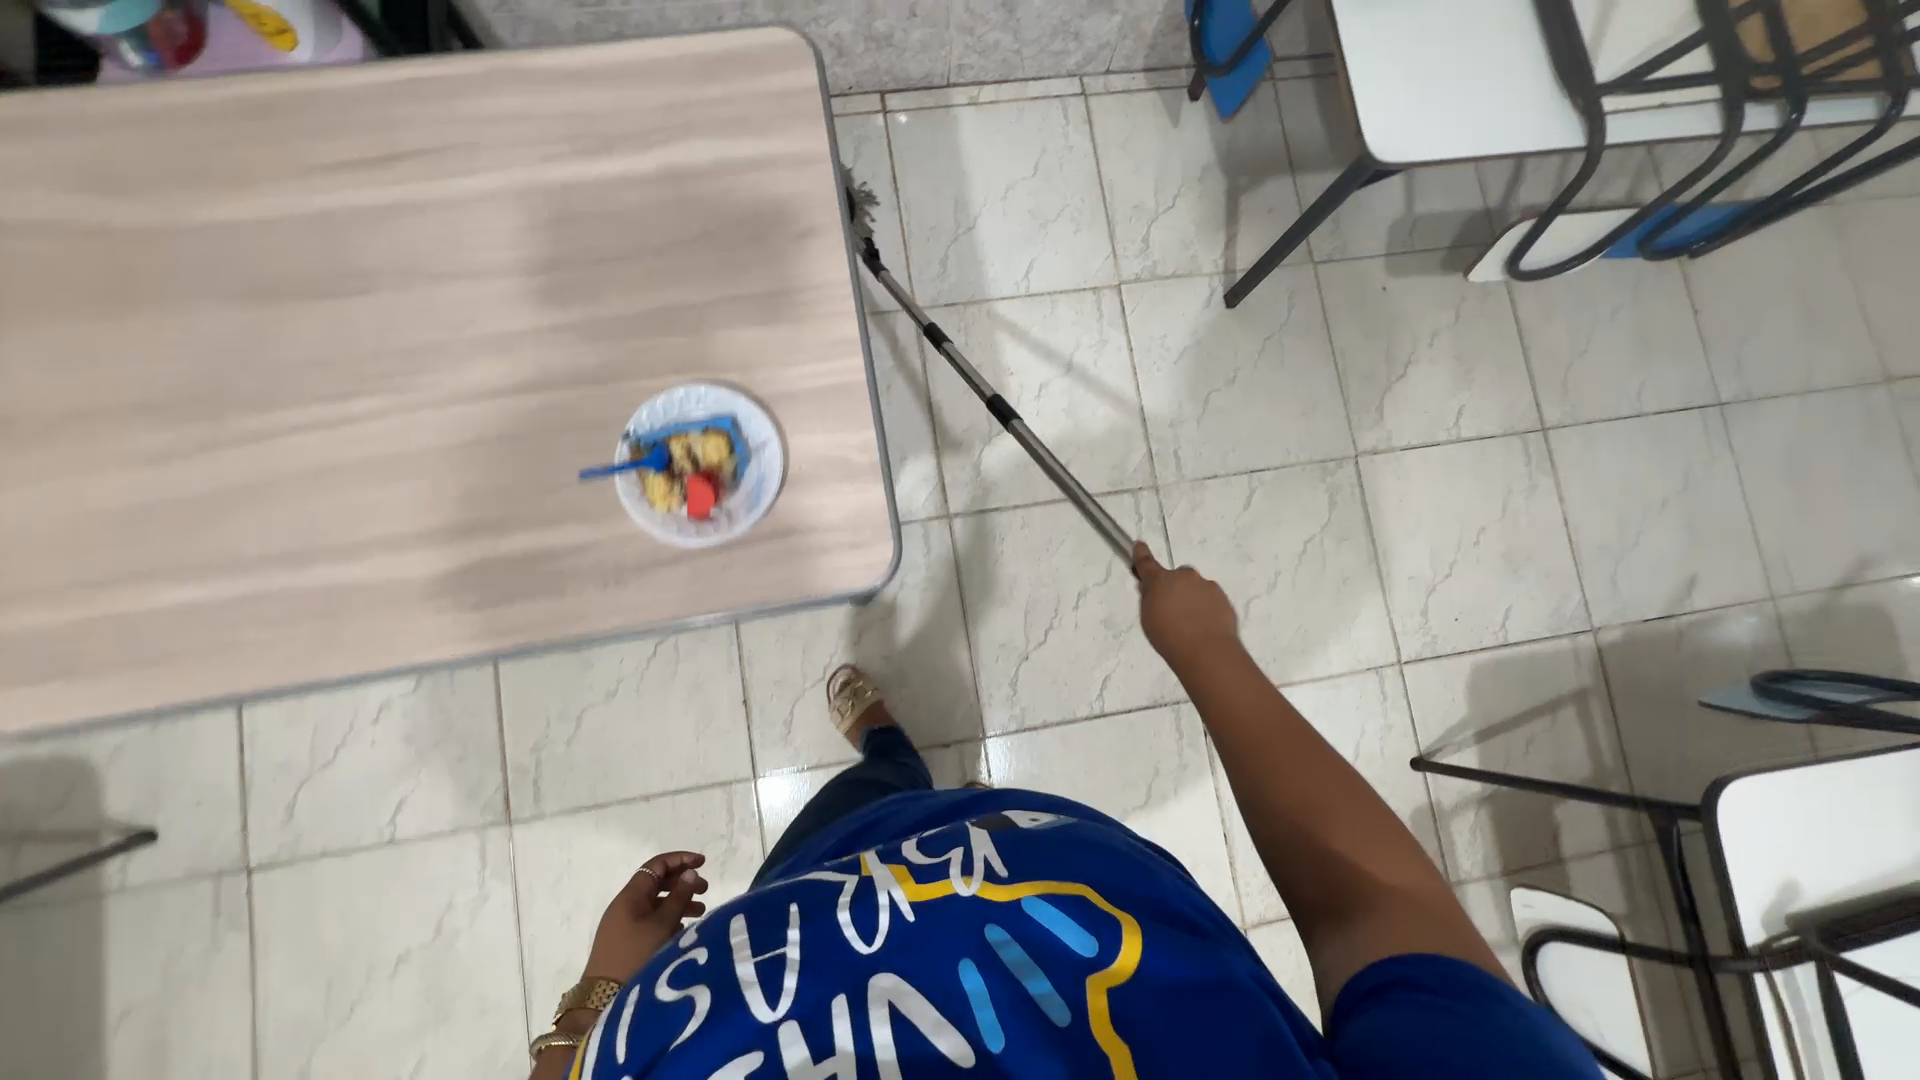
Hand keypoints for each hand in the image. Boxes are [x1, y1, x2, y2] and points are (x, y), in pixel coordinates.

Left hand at [581, 852, 709, 985]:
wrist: (602, 999)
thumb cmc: (635, 955)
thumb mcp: (662, 924)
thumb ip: (679, 897)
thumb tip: (690, 872)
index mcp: (630, 896)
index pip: (656, 865)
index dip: (680, 860)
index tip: (703, 863)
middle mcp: (625, 906)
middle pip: (657, 883)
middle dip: (683, 882)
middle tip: (705, 889)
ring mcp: (624, 925)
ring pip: (656, 903)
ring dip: (679, 902)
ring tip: (701, 911)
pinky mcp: (626, 942)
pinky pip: (651, 920)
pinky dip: (669, 919)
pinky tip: (683, 931)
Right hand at [1133, 542, 1241, 672]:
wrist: (1207, 651)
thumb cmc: (1169, 637)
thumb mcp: (1148, 619)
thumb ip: (1149, 599)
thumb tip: (1151, 588)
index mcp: (1161, 581)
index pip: (1147, 563)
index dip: (1141, 554)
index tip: (1140, 545)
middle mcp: (1185, 577)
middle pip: (1177, 576)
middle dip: (1174, 587)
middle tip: (1171, 609)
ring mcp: (1206, 585)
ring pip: (1195, 587)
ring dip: (1191, 597)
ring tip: (1191, 624)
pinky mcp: (1223, 598)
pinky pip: (1210, 598)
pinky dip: (1206, 607)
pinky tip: (1204, 626)